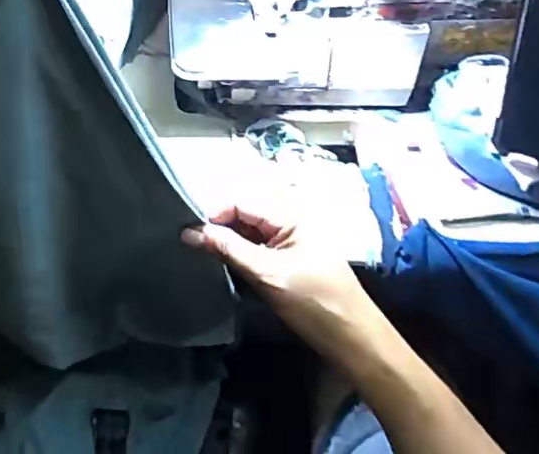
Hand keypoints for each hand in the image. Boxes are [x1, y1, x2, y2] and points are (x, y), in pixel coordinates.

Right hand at [182, 200, 379, 356]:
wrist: (352, 337)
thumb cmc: (314, 301)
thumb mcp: (267, 274)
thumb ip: (228, 249)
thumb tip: (189, 231)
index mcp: (289, 211)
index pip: (241, 200)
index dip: (214, 213)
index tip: (186, 229)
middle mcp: (289, 216)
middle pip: (244, 210)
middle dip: (218, 222)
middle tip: (189, 239)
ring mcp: (289, 236)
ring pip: (249, 227)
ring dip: (227, 236)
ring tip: (200, 248)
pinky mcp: (287, 255)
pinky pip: (257, 242)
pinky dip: (239, 248)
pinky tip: (222, 258)